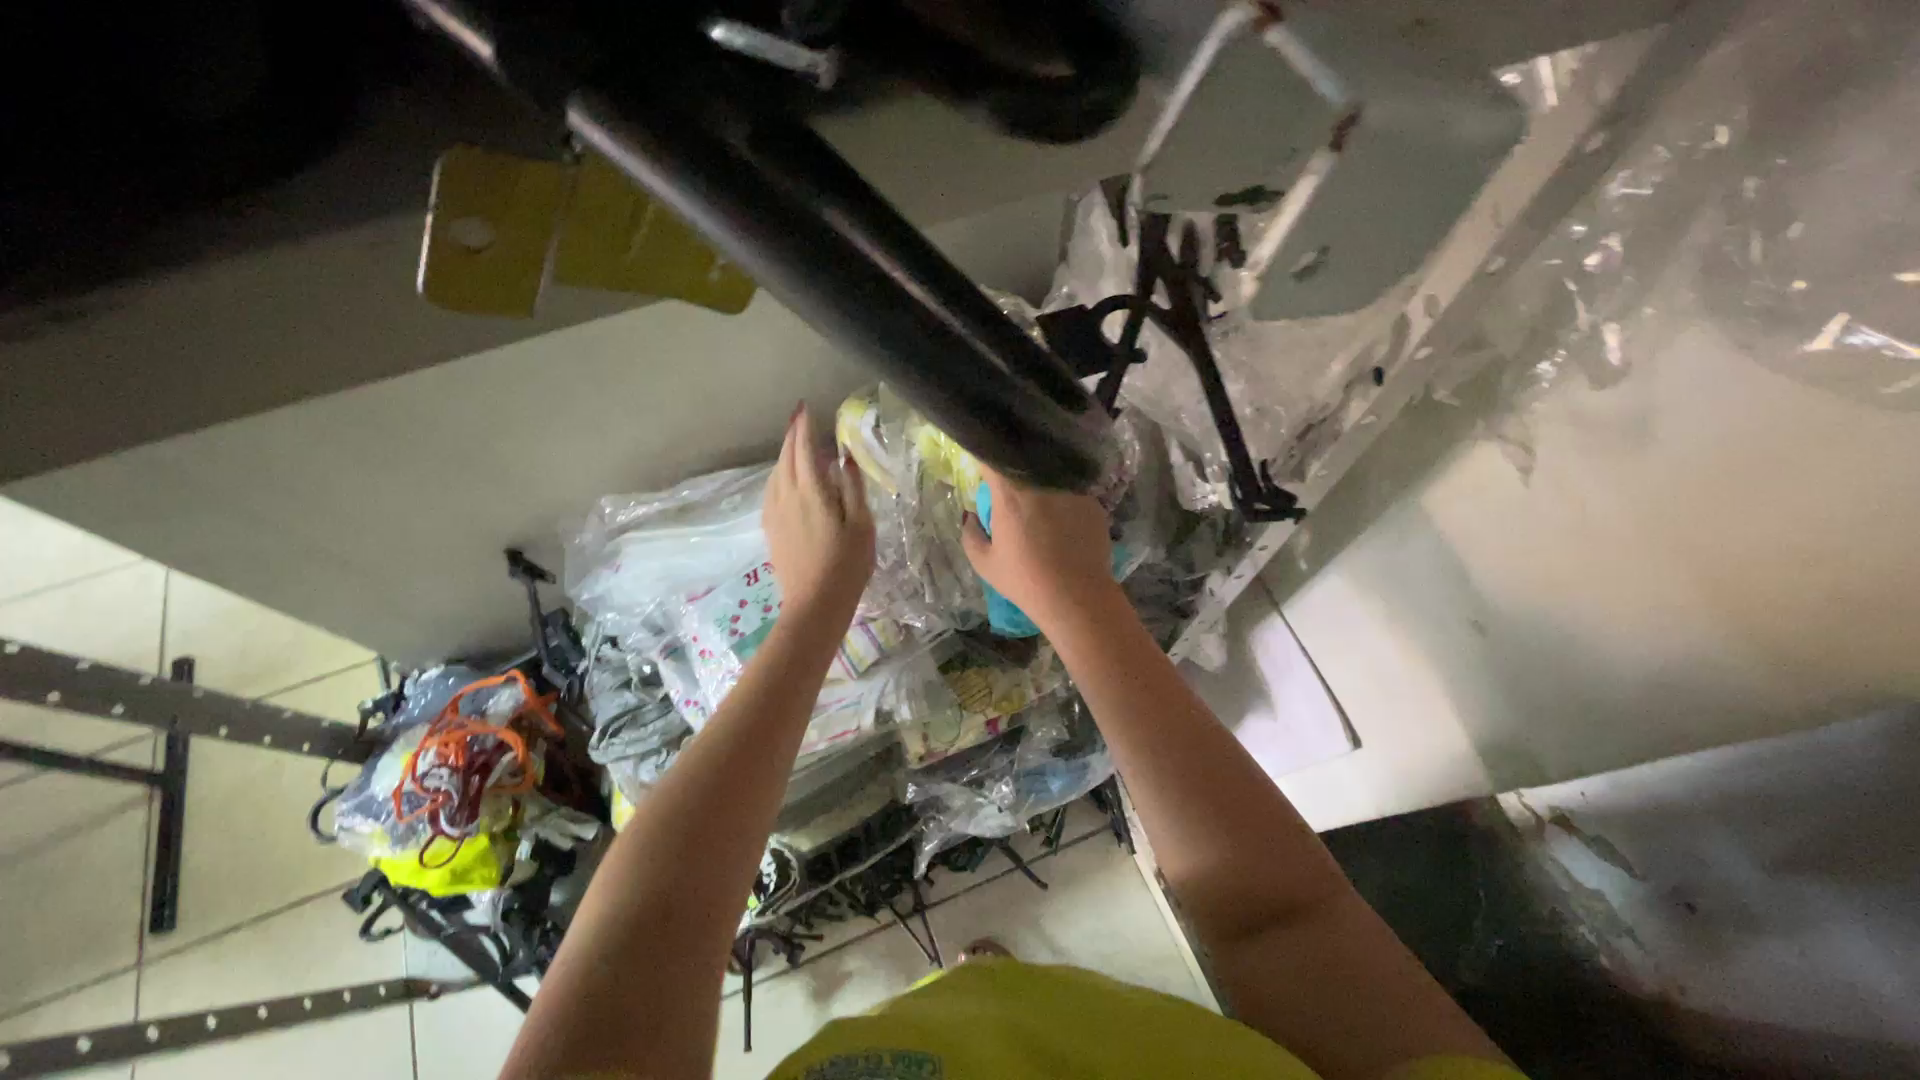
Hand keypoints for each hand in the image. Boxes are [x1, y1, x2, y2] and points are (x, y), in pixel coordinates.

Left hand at [765, 404, 874, 623]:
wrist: (815, 604)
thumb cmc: (846, 565)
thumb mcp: (861, 525)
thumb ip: (853, 488)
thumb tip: (844, 459)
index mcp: (810, 491)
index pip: (803, 448)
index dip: (804, 426)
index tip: (805, 408)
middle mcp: (786, 496)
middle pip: (785, 457)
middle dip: (792, 436)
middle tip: (801, 420)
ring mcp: (774, 513)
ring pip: (776, 472)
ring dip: (786, 455)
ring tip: (798, 446)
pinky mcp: (770, 528)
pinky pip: (772, 489)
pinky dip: (780, 474)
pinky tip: (788, 479)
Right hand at [960, 465, 1119, 631]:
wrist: (1076, 595)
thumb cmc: (1025, 580)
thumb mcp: (985, 563)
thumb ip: (970, 534)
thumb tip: (970, 514)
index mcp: (1009, 493)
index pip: (992, 458)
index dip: (987, 458)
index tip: (984, 467)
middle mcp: (1040, 482)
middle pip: (1023, 461)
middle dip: (1013, 468)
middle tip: (1010, 485)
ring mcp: (1069, 488)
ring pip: (1050, 473)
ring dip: (1040, 481)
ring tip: (1039, 500)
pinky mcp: (1092, 500)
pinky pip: (1071, 489)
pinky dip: (1063, 496)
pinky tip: (1064, 516)